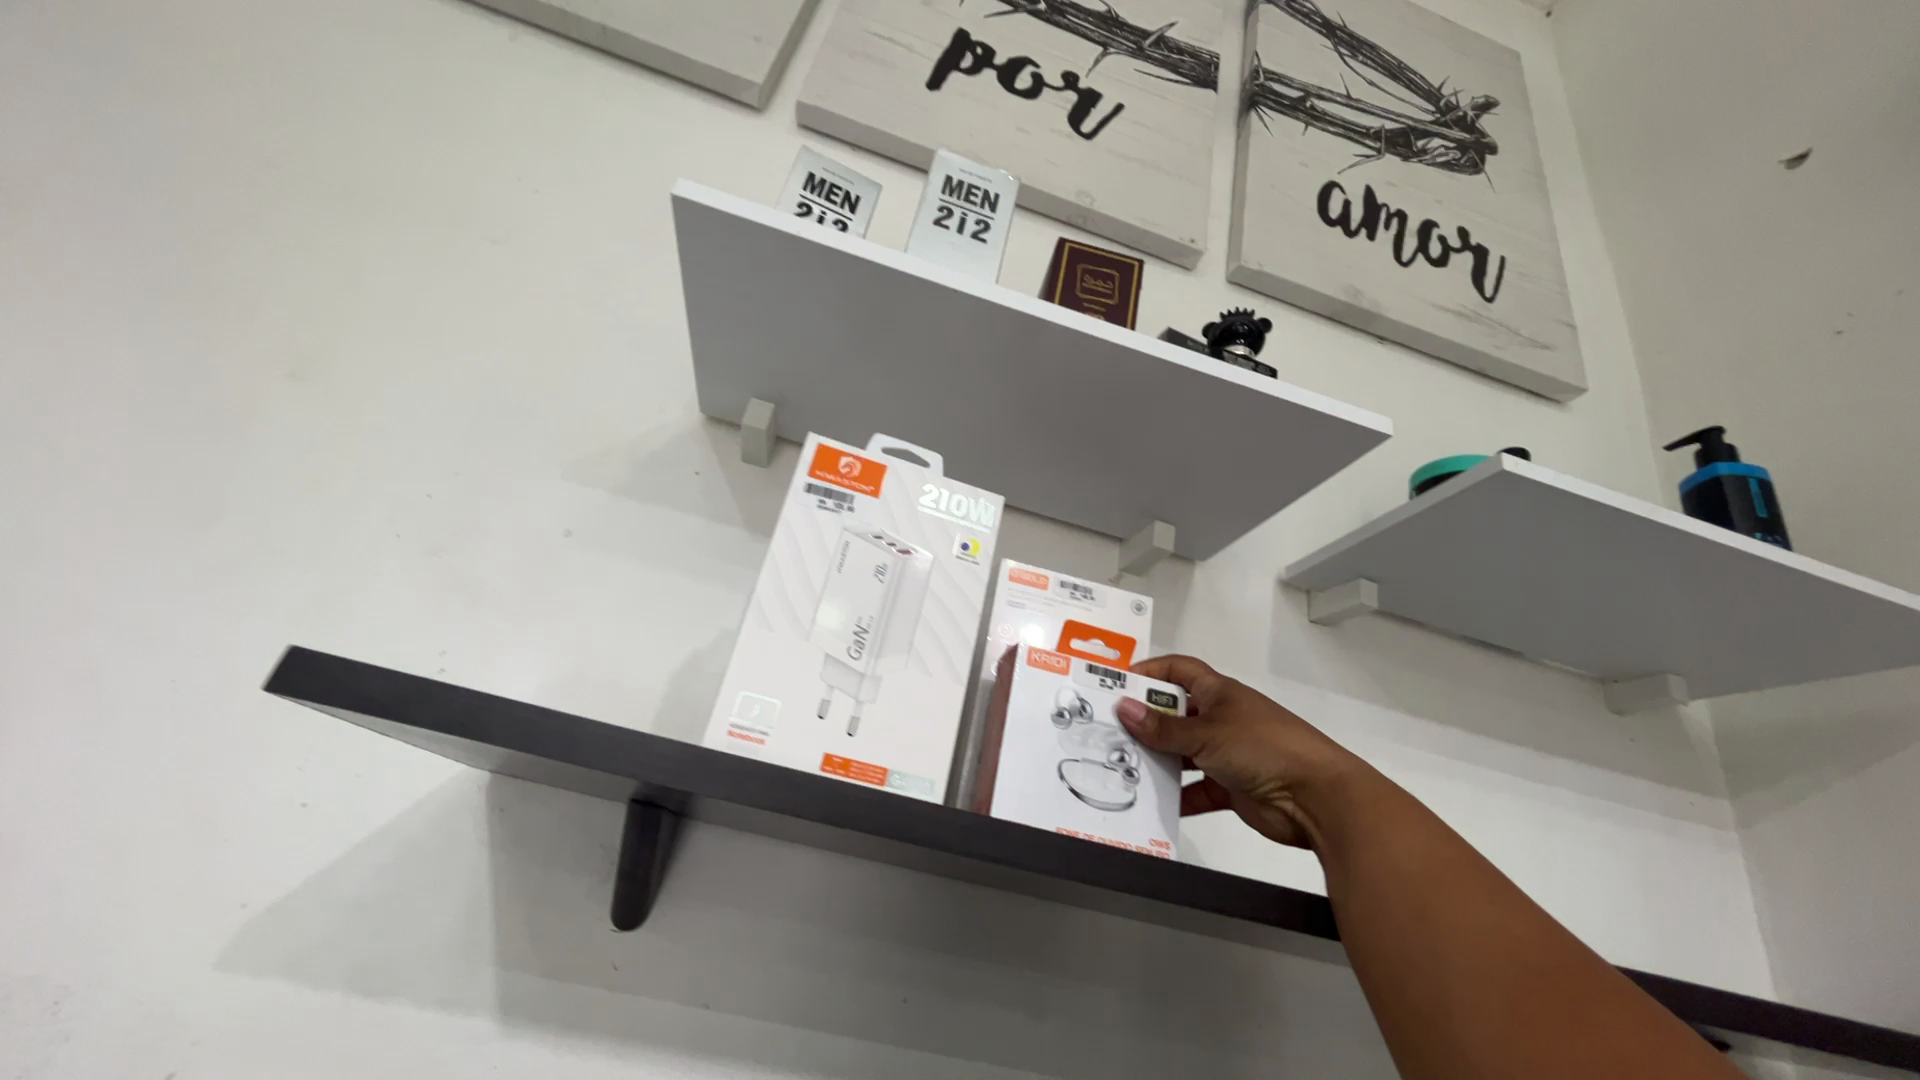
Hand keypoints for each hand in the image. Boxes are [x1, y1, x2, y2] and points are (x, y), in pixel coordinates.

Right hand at [1115, 655, 1369, 850]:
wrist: (1318, 798)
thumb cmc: (1262, 747)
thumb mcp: (1207, 734)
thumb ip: (1163, 727)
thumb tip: (1123, 708)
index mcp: (1219, 693)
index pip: (1180, 671)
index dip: (1151, 672)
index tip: (1118, 684)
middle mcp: (1221, 719)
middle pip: (1176, 714)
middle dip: (1145, 723)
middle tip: (1107, 733)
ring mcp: (1227, 754)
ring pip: (1182, 754)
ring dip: (1157, 762)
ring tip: (1121, 769)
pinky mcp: (1232, 788)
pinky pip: (1196, 790)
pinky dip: (1177, 798)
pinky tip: (1150, 805)